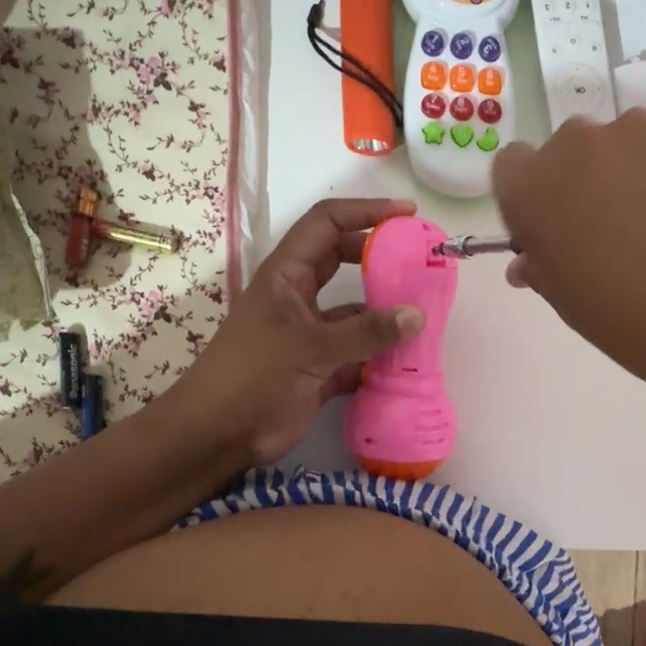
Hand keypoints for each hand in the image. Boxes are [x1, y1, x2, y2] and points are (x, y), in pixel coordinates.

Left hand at [159, 198, 424, 469]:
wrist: (220, 433)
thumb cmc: (253, 377)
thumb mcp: (310, 348)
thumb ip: (366, 332)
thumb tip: (417, 315)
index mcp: (286, 275)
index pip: (326, 225)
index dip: (365, 212)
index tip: (406, 215)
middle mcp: (299, 298)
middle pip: (343, 262)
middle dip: (380, 257)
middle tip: (420, 261)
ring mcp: (310, 335)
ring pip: (355, 312)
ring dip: (386, 312)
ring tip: (426, 312)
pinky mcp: (320, 370)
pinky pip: (359, 354)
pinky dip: (381, 356)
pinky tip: (409, 360)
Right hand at [492, 110, 645, 387]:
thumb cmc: (640, 326)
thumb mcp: (575, 308)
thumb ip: (545, 268)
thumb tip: (531, 257)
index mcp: (535, 192)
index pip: (513, 169)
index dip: (534, 200)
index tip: (558, 233)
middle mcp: (580, 144)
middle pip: (570, 152)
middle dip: (586, 184)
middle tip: (620, 235)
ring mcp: (642, 127)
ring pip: (626, 142)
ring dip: (635, 172)